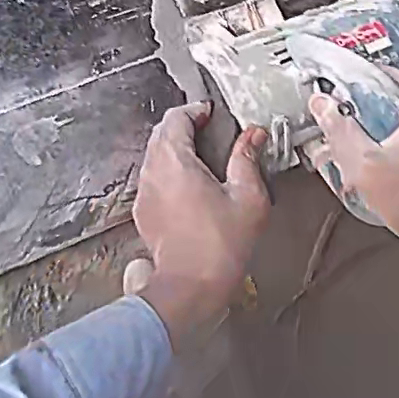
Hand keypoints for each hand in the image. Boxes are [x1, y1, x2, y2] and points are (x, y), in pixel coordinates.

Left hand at [132, 101, 269, 348]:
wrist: (190, 286)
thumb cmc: (221, 244)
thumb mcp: (247, 198)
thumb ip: (247, 160)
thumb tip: (253, 135)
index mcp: (174, 160)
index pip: (175, 118)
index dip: (194, 111)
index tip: (212, 115)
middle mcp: (152, 171)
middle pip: (161, 134)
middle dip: (184, 127)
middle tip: (210, 132)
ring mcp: (144, 191)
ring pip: (154, 156)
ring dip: (174, 149)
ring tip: (203, 157)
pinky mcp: (144, 210)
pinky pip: (152, 179)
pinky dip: (168, 172)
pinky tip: (190, 186)